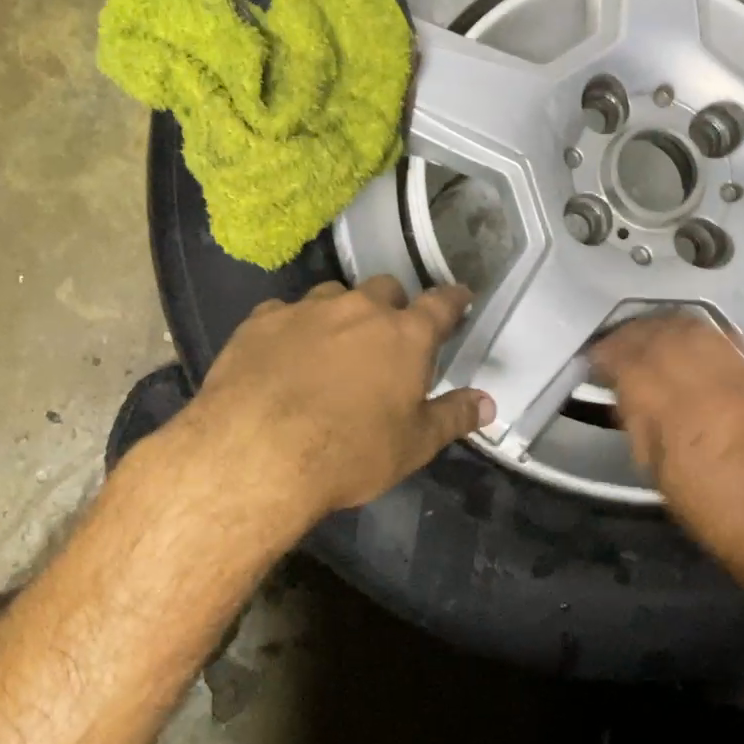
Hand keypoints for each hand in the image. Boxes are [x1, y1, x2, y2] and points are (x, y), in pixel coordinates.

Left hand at [189, 277, 493, 517]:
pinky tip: (284, 355)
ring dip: (342, 314)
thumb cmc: (349, 453)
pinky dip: (293, 328)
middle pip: (385, 289)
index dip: (454, 300)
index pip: (441, 304)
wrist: (256, 454)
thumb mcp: (413, 446)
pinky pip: (284, 312)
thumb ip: (452, 417)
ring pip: (334, 295)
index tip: (460, 298)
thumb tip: (487, 402)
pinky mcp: (260, 322)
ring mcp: (306, 310)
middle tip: (389, 337)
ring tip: (333, 346)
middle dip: (392, 306)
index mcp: (405, 336)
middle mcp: (359, 310)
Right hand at [591, 316, 743, 580]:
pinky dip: (697, 331)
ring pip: (693, 329)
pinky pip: (724, 337)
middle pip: (663, 337)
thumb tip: (621, 385)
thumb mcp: (653, 467)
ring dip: (662, 326)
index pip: (634, 365)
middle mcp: (709, 387)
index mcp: (677, 416)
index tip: (593, 357)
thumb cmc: (703, 503)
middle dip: (632, 333)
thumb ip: (637, 418)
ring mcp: (737, 378)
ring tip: (644, 335)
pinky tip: (682, 336)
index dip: (609, 354)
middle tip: (614, 341)